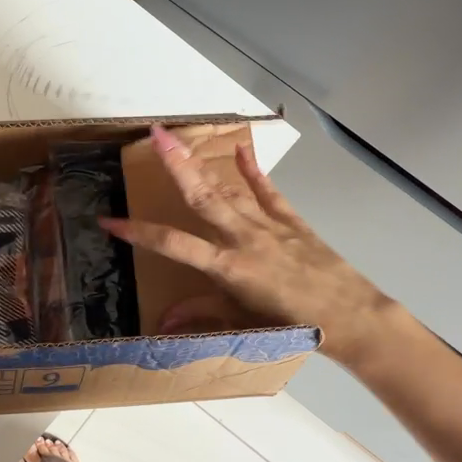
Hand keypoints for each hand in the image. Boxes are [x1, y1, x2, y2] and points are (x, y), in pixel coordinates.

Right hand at [99, 125, 396, 365]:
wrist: (353, 316)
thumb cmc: (294, 326)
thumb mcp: (243, 324)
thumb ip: (202, 314)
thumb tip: (162, 322)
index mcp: (228, 267)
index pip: (173, 245)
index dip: (138, 233)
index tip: (108, 221)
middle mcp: (244, 238)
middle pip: (201, 196)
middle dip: (176, 164)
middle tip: (155, 135)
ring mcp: (268, 225)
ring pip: (227, 189)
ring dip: (202, 163)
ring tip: (179, 138)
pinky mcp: (291, 221)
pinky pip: (267, 192)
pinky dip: (252, 171)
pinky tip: (239, 150)